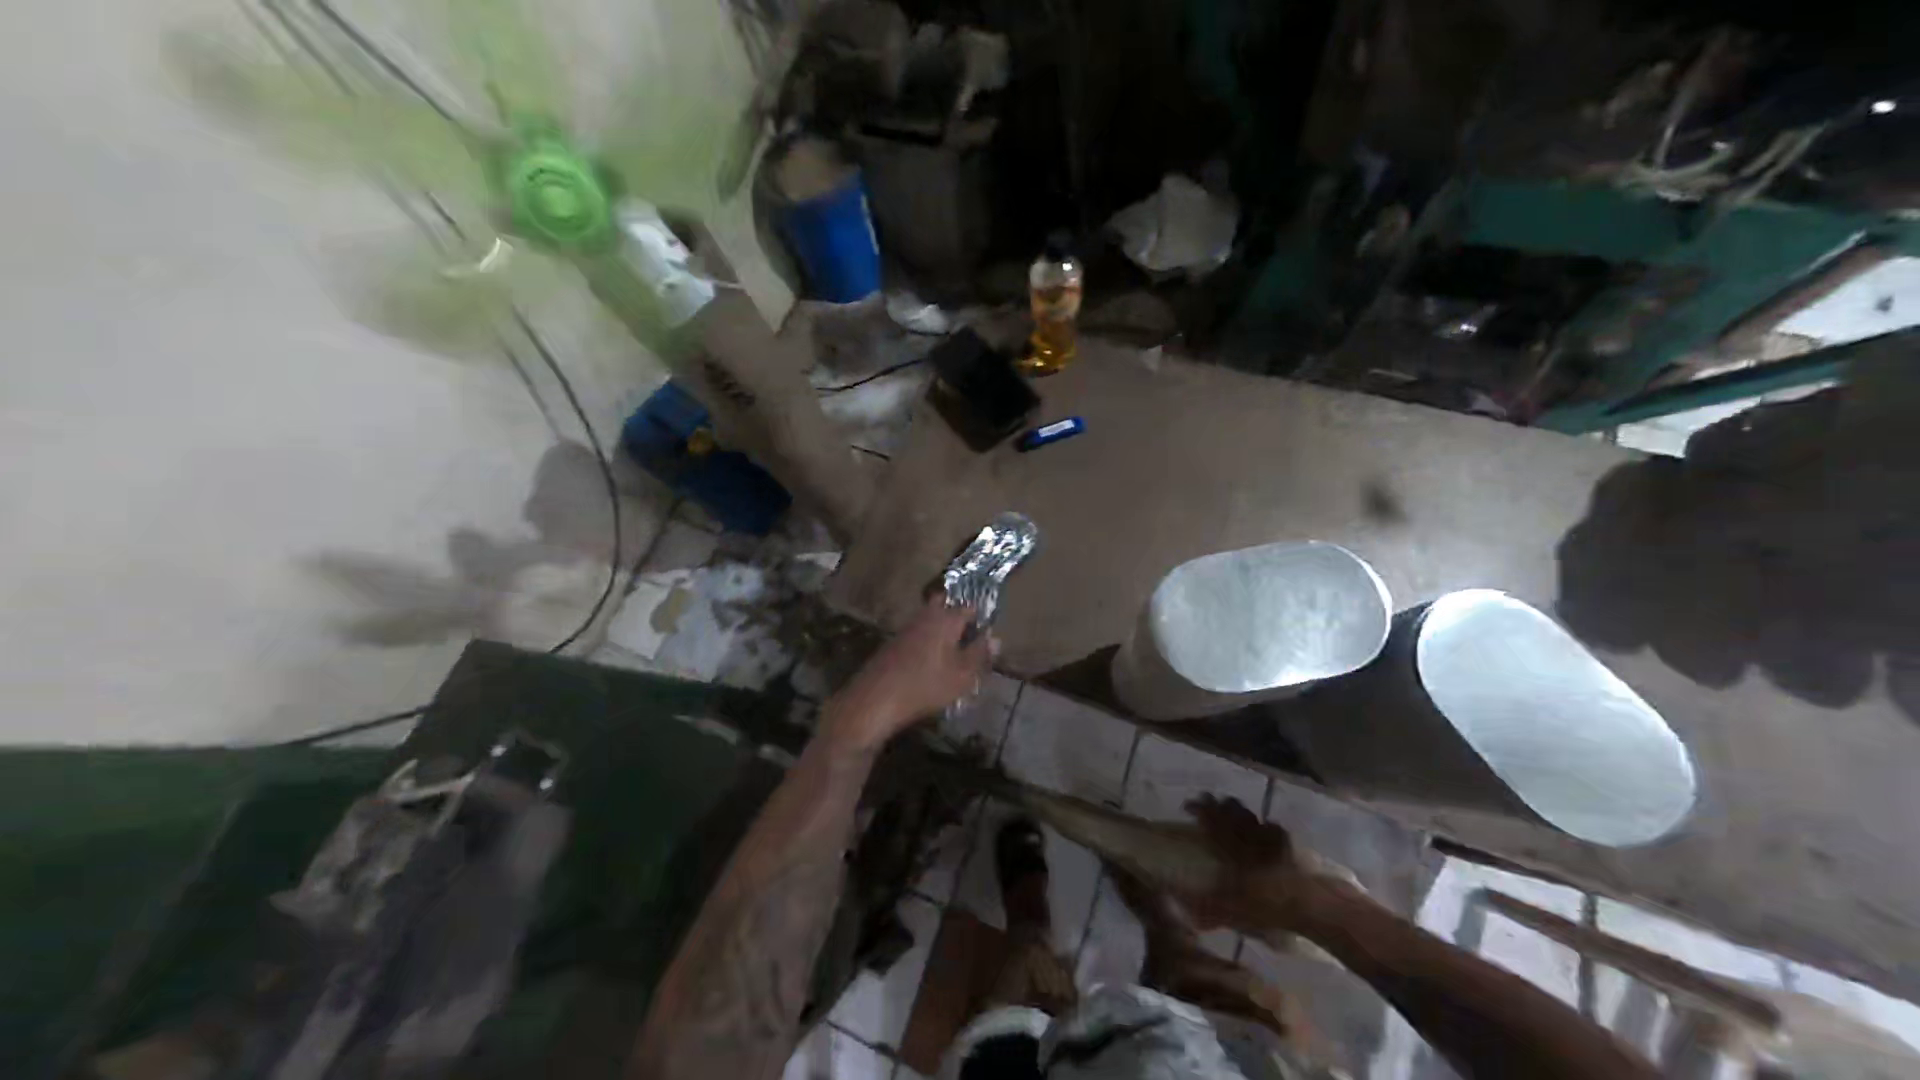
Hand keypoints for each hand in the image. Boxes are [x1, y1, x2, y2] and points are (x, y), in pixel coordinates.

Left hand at [820, 597, 992, 753]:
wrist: (875, 699)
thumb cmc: (925, 686)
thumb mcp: (962, 675)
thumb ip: (980, 654)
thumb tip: (995, 637)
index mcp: (946, 619)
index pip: (969, 607)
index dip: (980, 618)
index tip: (987, 633)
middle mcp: (925, 616)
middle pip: (945, 606)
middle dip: (958, 617)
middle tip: (969, 638)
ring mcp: (906, 628)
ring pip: (929, 619)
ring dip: (941, 630)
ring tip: (953, 653)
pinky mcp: (893, 643)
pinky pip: (917, 634)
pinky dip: (927, 642)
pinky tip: (930, 662)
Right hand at [1175, 795, 1348, 935]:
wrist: (1315, 904)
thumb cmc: (1269, 905)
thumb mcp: (1231, 910)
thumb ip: (1205, 907)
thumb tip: (1180, 906)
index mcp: (1232, 846)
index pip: (1211, 819)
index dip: (1199, 809)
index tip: (1188, 805)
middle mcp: (1250, 836)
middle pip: (1232, 811)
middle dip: (1218, 804)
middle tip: (1208, 801)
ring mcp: (1274, 838)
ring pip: (1252, 815)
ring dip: (1239, 810)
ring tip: (1232, 808)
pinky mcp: (1293, 846)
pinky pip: (1275, 828)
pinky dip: (1266, 826)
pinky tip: (1267, 829)